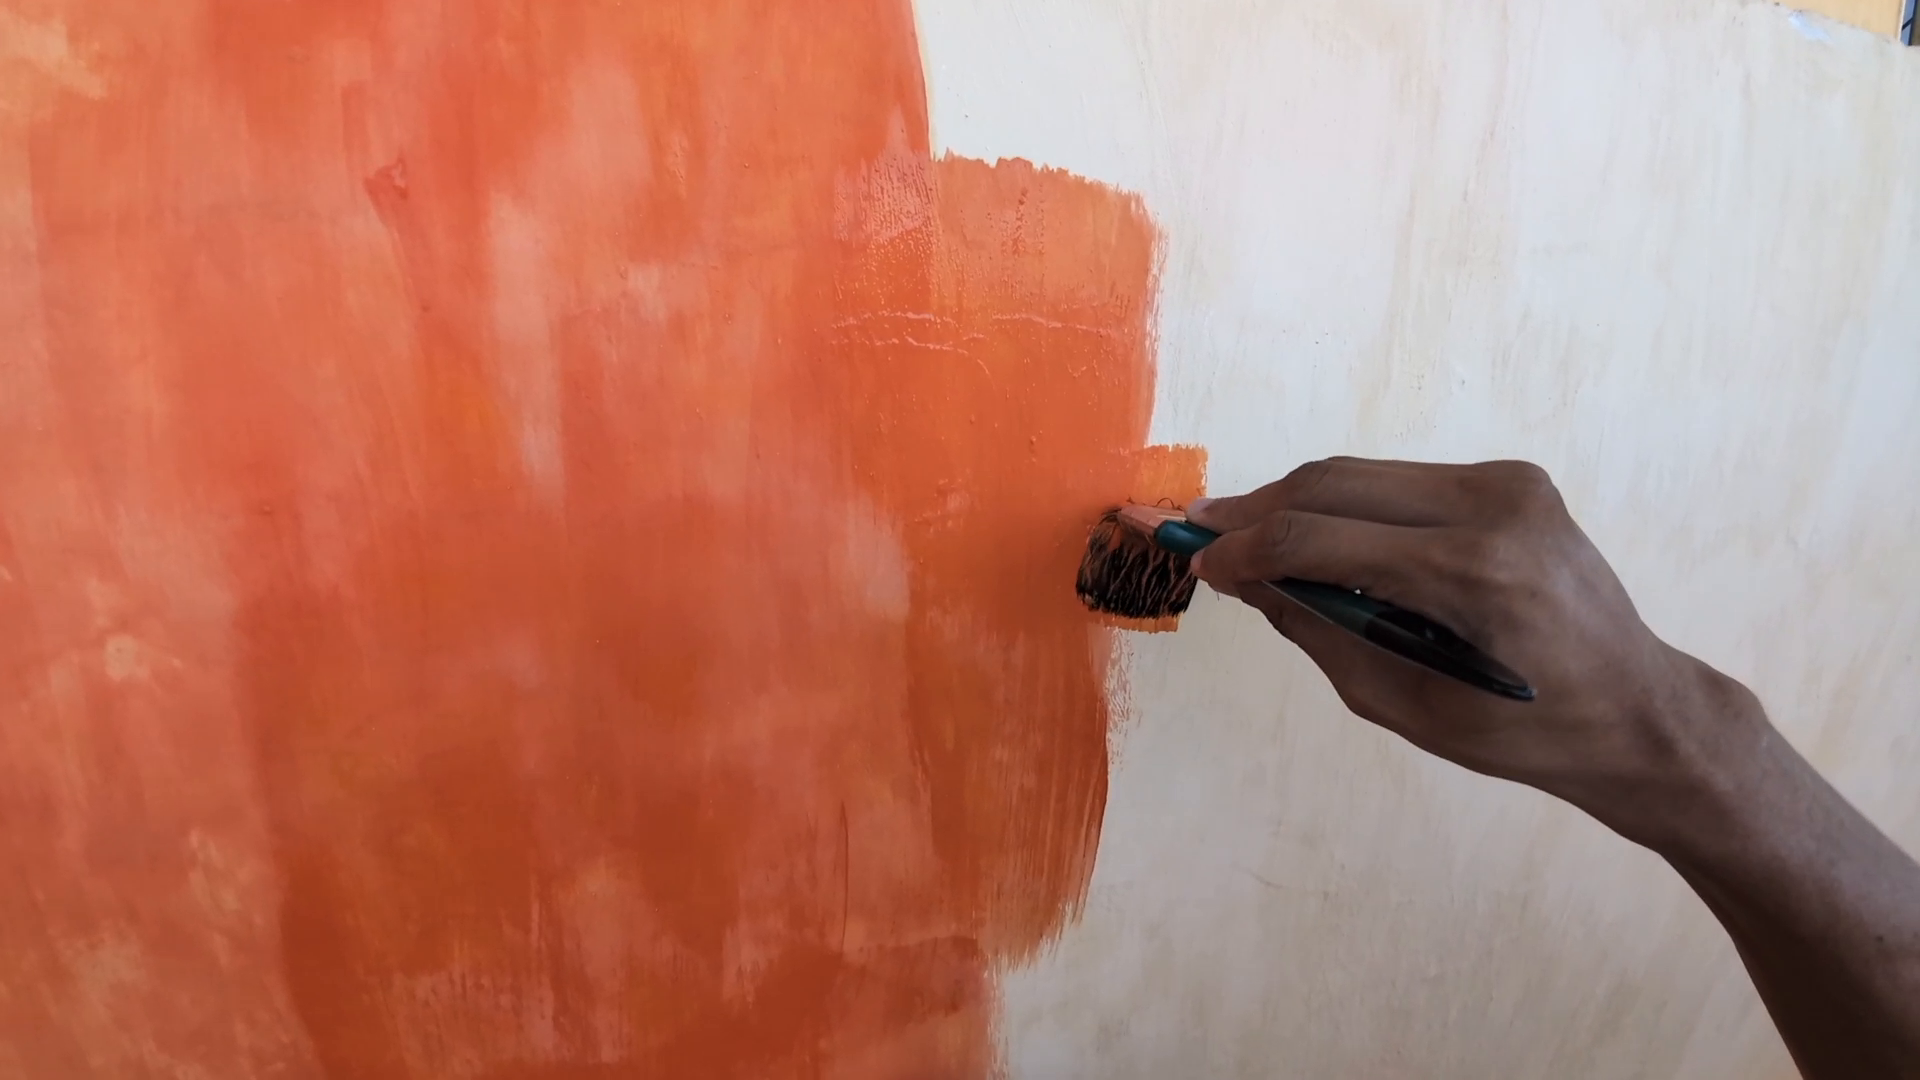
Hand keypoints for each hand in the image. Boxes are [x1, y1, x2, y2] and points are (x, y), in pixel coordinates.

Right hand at [1188, 457, 1762, 840]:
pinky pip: (1385, 481)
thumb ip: (1310, 625)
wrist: (1640, 709)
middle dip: (1249, 510)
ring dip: (1283, 500)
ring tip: (1234, 528)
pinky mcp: (1505, 477)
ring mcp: (1503, 481)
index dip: (1239, 548)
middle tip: (1195, 530)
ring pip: (1350, 473)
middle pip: (1325, 486)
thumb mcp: (1392, 698)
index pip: (1313, 539)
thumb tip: (1240, 576)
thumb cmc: (1516, 731)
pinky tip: (1302, 528)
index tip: (1196, 564)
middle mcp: (1490, 505)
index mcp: (1468, 574)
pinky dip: (1331, 503)